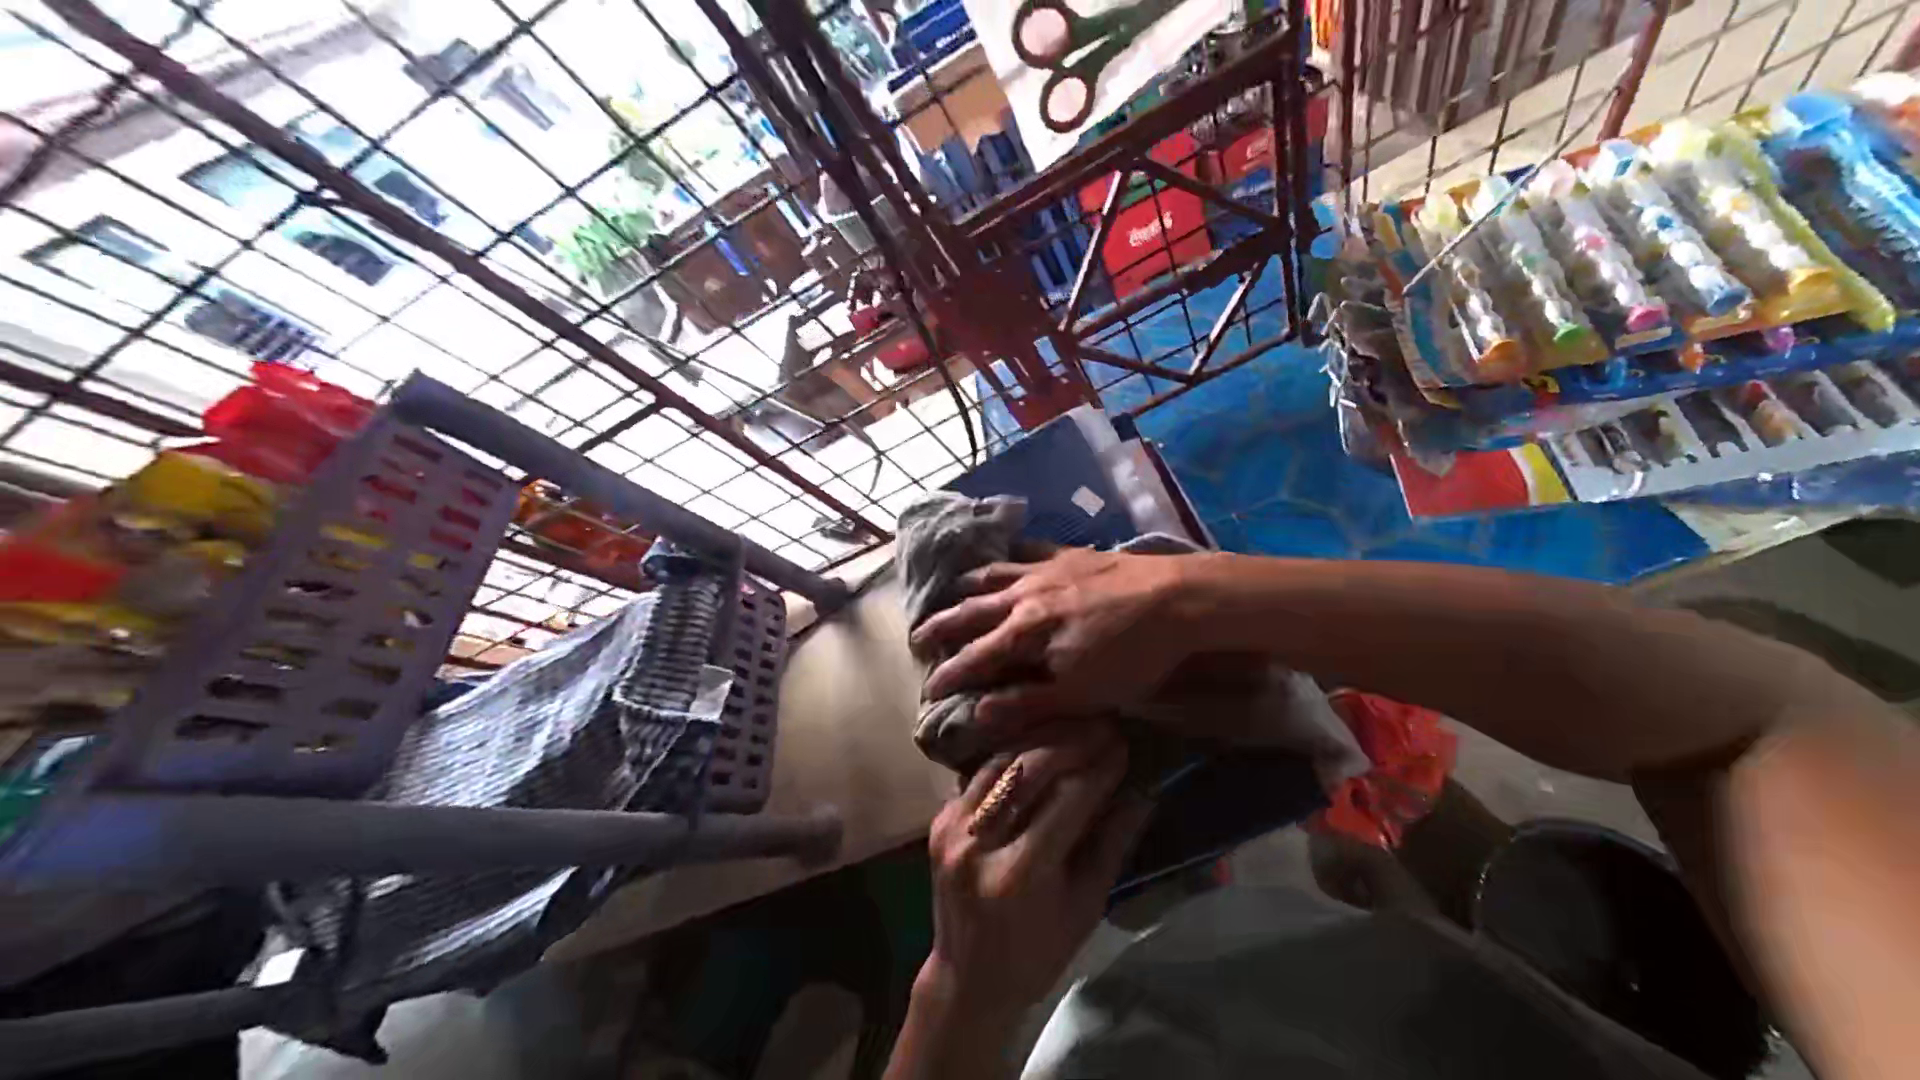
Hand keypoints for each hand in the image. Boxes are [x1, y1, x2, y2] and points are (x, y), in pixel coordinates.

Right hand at [911, 549, 1202, 731]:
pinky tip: (1007, 555)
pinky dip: (1010, 554)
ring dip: (966, 586)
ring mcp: (1045, 569)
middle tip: (917, 635)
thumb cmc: (1132, 653)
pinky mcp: (1069, 554)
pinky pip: (1028, 549)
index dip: (948, 675)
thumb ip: (1028, 702)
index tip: (927, 691)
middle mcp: (1023, 596)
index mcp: (1024, 633)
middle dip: (941, 626)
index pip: (973, 658)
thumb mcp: (1083, 692)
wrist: (1178, 598)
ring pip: (992, 574)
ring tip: (950, 592)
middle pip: (971, 610)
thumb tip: (978, 713)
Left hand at [921, 726, 1148, 1020]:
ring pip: (1001, 761)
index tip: (1124, 745)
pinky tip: (1038, 740)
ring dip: (1041, 737)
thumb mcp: (1085, 905)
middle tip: (1103, 726)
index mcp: (1019, 875)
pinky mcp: (940, 819)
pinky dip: (1012, 754)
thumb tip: (1143, 790)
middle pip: (1029, 770)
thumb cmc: (1038, 951)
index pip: (1067, 800)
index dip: (1099, 768)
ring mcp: (951, 828)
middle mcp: (978, 843)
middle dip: (1072, 741)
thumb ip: (1112, 843)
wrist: (966, 976)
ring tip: (1075, 723)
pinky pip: (980, 773)